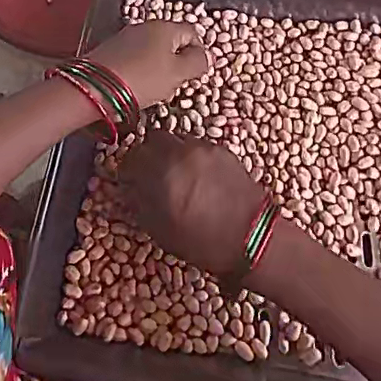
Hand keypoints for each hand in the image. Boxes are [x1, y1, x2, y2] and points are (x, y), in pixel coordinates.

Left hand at [84, 19, 207, 106]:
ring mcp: (125, 37)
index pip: (192, 32)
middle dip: (177, 61)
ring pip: (152, 51)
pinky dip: (141, 71)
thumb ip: (197, 63)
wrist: (94, 88)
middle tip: (176, 83)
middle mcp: (144, 26)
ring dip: (158, 67)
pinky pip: (135, 59)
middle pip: (171, 41)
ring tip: (156, 88)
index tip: (196, 73)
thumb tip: (205, 55)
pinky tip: (136, 86)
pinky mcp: (110, 51)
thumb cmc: (143, 79)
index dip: (199, 52)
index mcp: (165, 27)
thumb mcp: (178, 74)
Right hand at [116, 130, 269, 277]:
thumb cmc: (202, 242)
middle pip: (152, 140)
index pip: (130, 158)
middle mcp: (180, 153)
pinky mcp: (221, 150)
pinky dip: (190, 156)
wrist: (253, 239)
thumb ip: (139, 203)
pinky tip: (196, 177)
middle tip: (149, 174)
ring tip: (175, 175)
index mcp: (160, 172)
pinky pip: (196, 145)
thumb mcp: (160, 230)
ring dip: (169, 152)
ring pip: (175, 139)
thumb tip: (130, 189)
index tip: (129, 182)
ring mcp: (202, 148)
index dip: (127, 171)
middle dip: (147, 154)